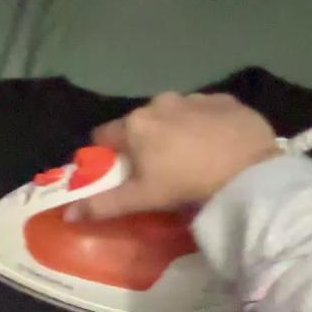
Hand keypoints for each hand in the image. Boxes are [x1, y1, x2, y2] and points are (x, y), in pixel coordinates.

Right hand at [67, 92, 279, 220]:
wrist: (244, 168)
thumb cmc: (182, 183)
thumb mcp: (139, 198)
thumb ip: (101, 205)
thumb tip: (67, 214)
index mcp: (135, 124)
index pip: (104, 135)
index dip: (106, 154)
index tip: (116, 170)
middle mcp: (160, 102)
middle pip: (140, 123)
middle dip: (142, 141)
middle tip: (153, 169)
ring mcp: (194, 97)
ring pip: (172, 114)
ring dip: (172, 131)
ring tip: (185, 157)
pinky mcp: (225, 100)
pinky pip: (204, 111)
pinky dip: (202, 125)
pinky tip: (211, 146)